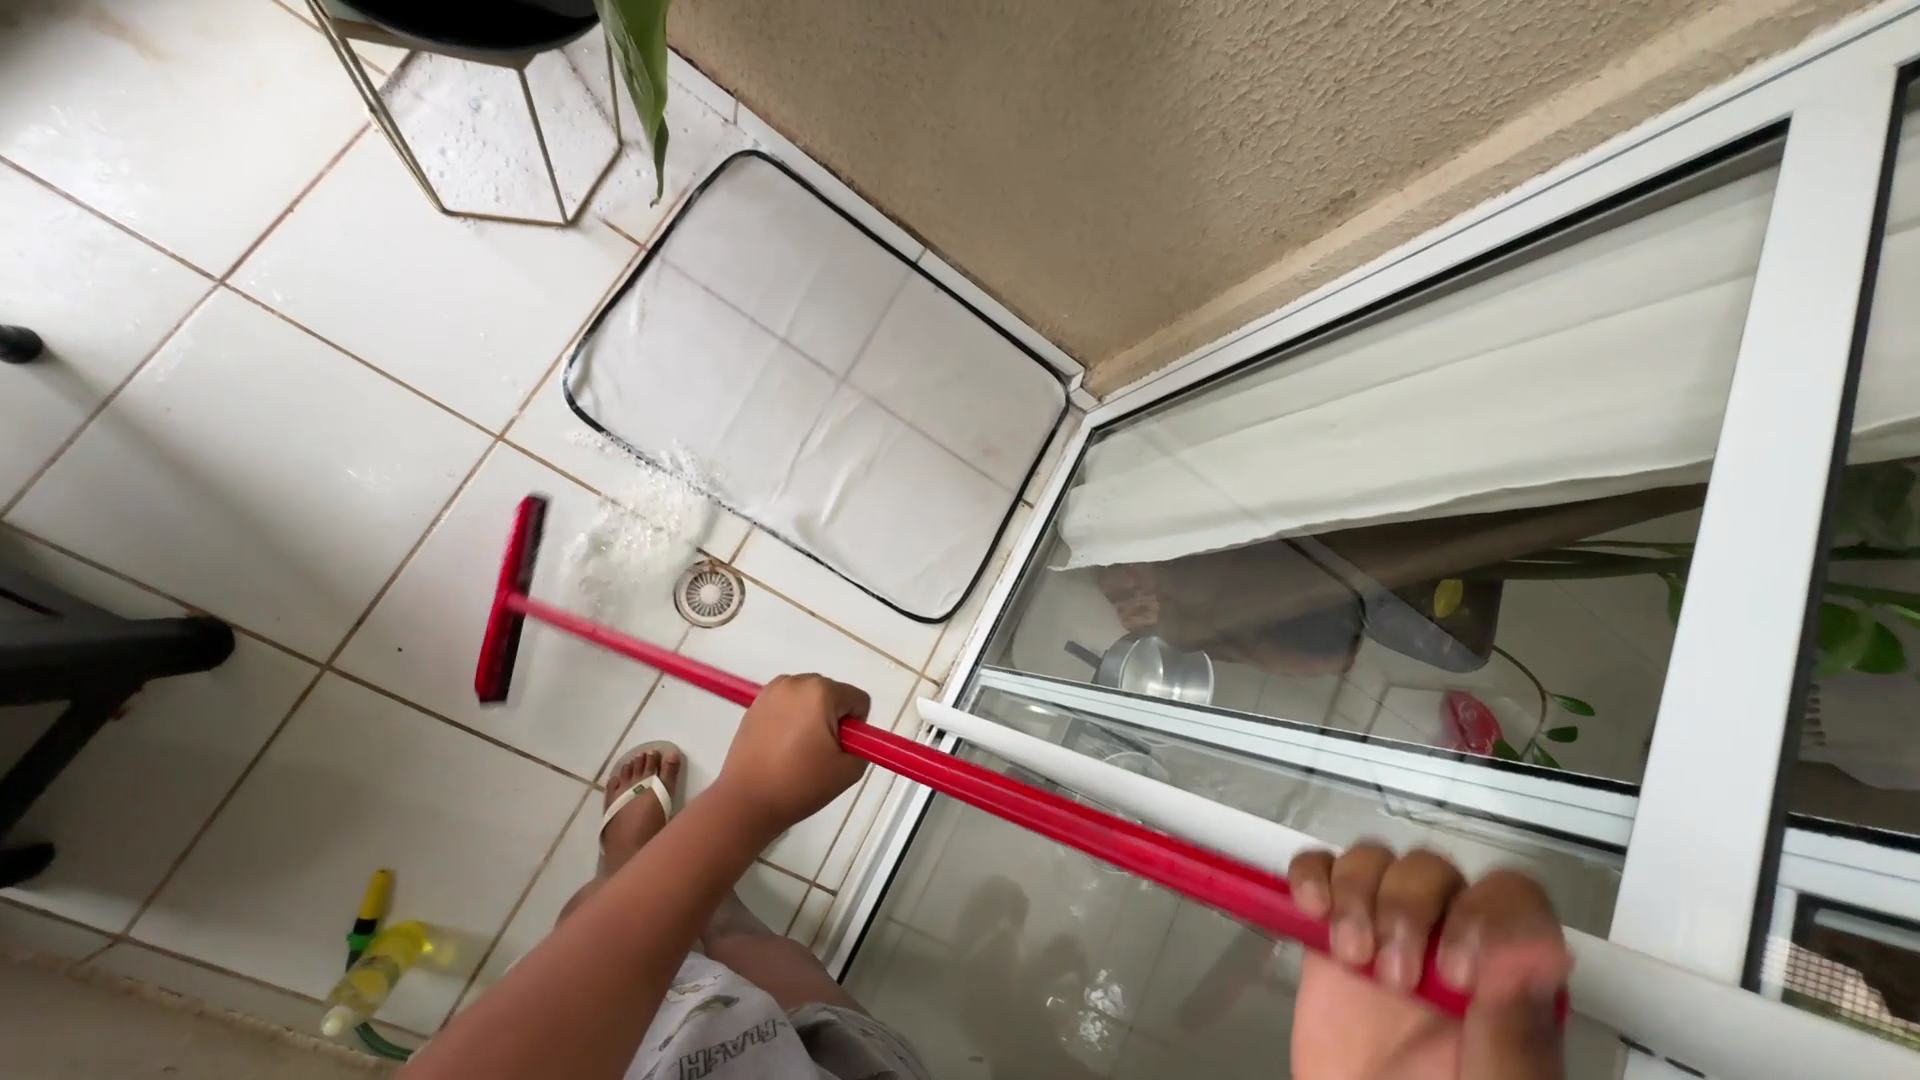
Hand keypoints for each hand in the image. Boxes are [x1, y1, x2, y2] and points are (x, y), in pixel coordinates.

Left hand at [713, 673, 869, 835]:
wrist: (746, 801)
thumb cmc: (800, 784)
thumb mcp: (849, 770)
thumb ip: (864, 746)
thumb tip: (852, 736)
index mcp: (821, 692)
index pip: (858, 699)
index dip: (856, 727)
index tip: (840, 749)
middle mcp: (795, 682)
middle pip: (833, 694)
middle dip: (834, 718)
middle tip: (820, 752)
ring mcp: (771, 691)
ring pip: (810, 698)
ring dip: (813, 716)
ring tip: (799, 750)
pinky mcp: (755, 704)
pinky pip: (788, 703)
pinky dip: (792, 718)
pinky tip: (782, 746)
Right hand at [1287, 844, 1569, 1079]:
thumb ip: (1514, 1024)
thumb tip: (1533, 948)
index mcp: (1504, 974)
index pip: (1511, 898)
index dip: (1482, 913)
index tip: (1454, 974)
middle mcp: (1446, 940)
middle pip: (1432, 870)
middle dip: (1406, 909)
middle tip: (1395, 979)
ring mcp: (1382, 931)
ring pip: (1375, 861)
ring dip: (1356, 894)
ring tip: (1352, 956)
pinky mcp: (1326, 931)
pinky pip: (1318, 869)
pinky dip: (1311, 875)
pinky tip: (1314, 910)